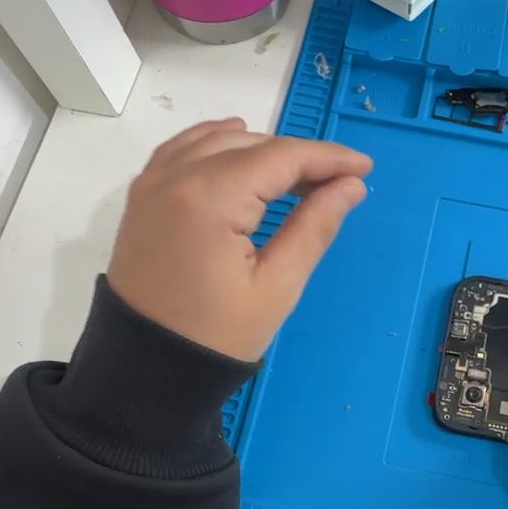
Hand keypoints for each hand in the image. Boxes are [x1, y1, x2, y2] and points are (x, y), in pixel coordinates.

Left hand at [108, 119, 371, 360]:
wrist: (145, 367)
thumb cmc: (216, 336)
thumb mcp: (277, 287)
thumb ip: (314, 227)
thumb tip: (351, 185)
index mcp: (210, 198)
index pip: (280, 157)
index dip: (328, 158)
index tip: (364, 167)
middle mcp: (176, 176)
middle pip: (251, 145)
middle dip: (299, 157)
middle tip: (339, 181)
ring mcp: (152, 184)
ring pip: (216, 142)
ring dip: (262, 149)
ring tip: (300, 174)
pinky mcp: (143, 198)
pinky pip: (182, 150)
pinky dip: (215, 142)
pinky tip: (236, 141)